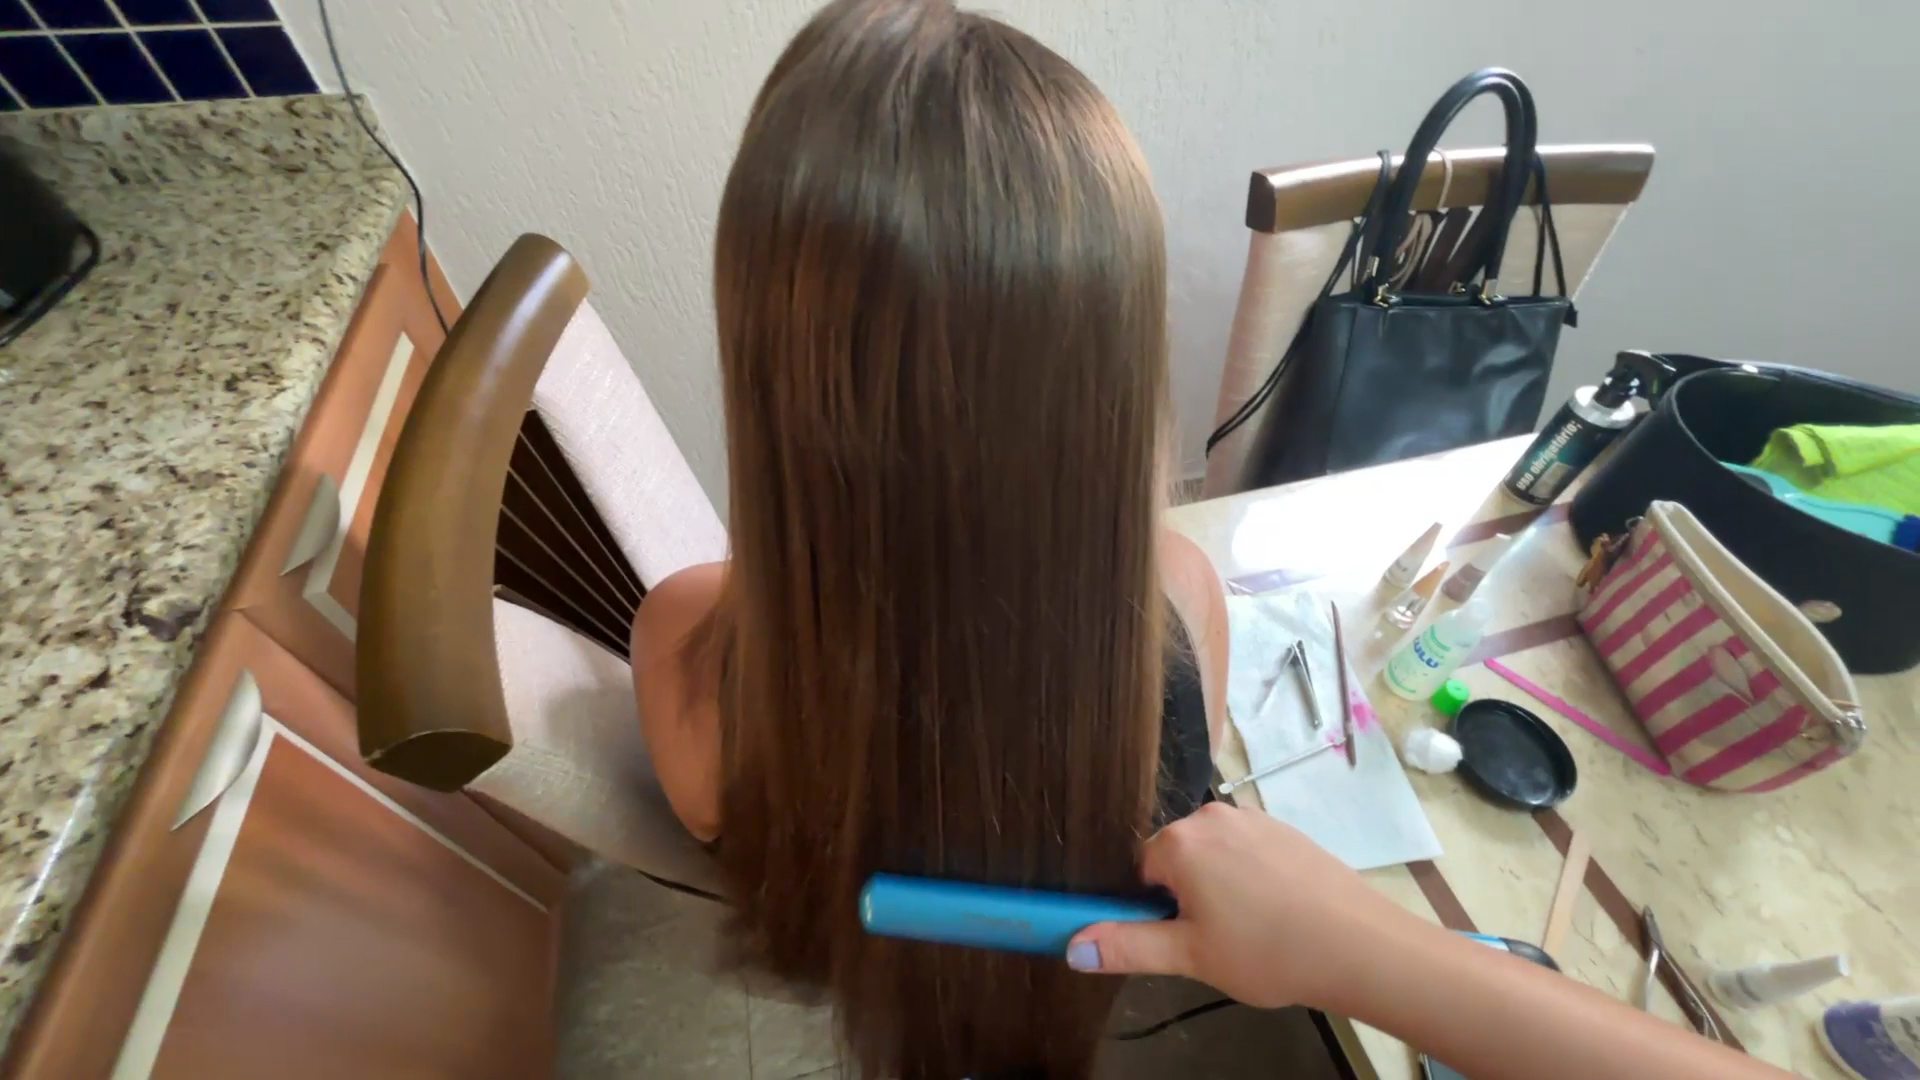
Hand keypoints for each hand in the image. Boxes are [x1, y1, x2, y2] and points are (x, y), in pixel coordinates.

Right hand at [1066, 802, 1408, 1007]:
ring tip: (1251, 926)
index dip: (1156, 906)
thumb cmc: (1267, 952)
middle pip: (1175, 856)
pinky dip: (1248, 872)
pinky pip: (1244, 846)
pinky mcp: (1280, 825)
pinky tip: (1276, 908)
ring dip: (1217, 882)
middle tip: (1217, 936)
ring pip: (1211, 851)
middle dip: (1185, 892)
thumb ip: (1128, 946)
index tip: (1184, 935)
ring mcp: (1248, 816)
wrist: (1360, 944)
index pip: (1140, 870)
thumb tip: (1072, 946)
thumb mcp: (1191, 957)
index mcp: (1178, 842)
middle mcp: (1207, 815)